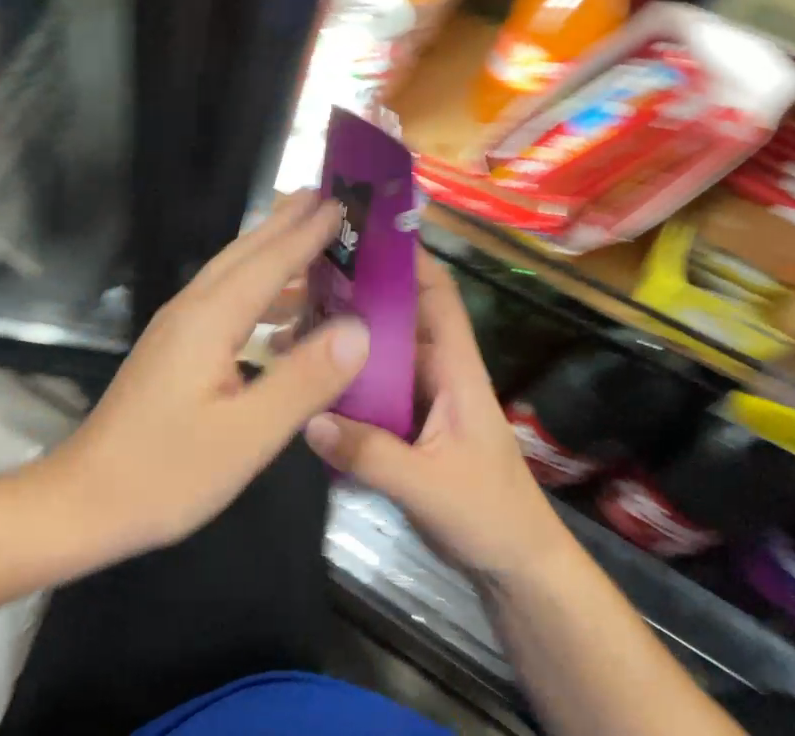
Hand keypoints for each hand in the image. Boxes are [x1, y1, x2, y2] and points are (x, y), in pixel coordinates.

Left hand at [41, 191, 370, 553]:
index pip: (267, 263)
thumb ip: (303, 380)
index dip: (308, 232)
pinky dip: (258, 295)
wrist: (87, 498)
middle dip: (286, 225)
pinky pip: (223, 305)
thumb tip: (360, 328)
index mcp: (207, 321)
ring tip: (315, 243)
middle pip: (243, 256)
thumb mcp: (246, 436)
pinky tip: (281, 314)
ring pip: (230, 278)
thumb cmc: (167, 473)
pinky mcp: (172, 353)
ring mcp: (175, 331)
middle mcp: (188, 312)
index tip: (345, 200)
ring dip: (271, 256)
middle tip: (330, 197)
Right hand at [303, 255, 571, 578]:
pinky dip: (333, 377)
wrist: (513, 567)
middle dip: (350, 290)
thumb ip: (370, 455)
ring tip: (281, 321)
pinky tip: (296, 377)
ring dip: (336, 334)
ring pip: (373, 351)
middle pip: (393, 315)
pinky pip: (362, 388)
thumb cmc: (490, 516)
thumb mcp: (431, 487)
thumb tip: (307, 417)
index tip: (358, 227)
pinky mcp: (399, 425)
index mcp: (455, 369)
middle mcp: (433, 372)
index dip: (405, 256)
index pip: (435, 295)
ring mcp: (415, 398)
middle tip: (295, 274)